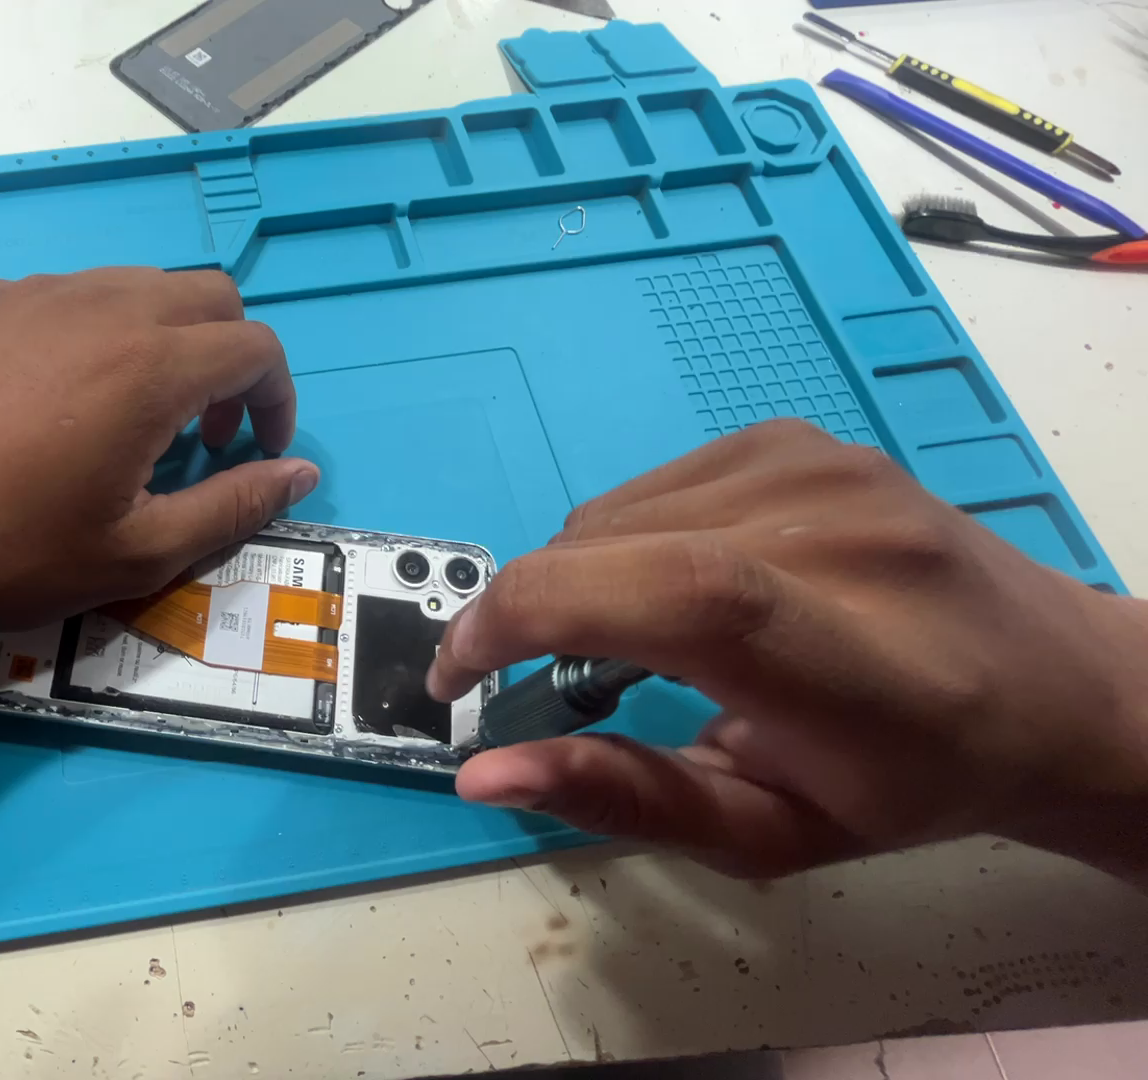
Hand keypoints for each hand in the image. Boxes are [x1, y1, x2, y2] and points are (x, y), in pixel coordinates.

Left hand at [0, 267, 316, 644]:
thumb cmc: (10, 555)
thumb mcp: (139, 553)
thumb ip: (235, 506)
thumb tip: (301, 472)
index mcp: (151, 365)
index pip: (255, 347)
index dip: (276, 399)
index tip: (256, 452)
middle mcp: (101, 306)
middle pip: (208, 298)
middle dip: (231, 360)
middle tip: (205, 434)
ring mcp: (34, 294)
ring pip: (139, 288)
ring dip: (168, 342)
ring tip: (135, 416)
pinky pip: (71, 296)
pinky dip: (101, 332)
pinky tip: (61, 398)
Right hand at [428, 419, 1147, 878]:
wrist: (1063, 685)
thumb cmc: (907, 781)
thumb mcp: (764, 830)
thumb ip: (621, 798)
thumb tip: (480, 773)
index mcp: (843, 651)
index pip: (658, 591)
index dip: (520, 617)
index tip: (455, 673)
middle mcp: (830, 528)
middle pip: (595, 550)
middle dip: (523, 614)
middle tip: (531, 672)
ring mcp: (808, 465)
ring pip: (598, 519)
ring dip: (570, 582)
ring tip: (623, 634)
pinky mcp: (785, 438)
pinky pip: (634, 493)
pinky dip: (610, 545)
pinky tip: (663, 582)